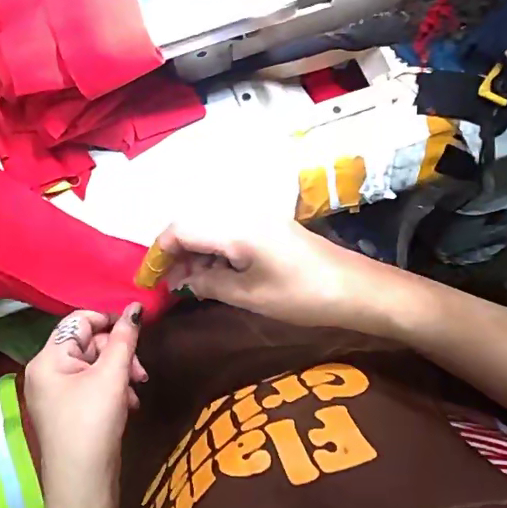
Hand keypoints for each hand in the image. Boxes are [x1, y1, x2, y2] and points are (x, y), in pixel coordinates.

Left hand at [23, 306, 145, 497]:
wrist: (83, 484)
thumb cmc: (92, 422)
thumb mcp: (112, 376)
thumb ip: (125, 338)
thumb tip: (135, 307)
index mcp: (47, 358)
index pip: (78, 321)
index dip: (108, 321)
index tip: (136, 330)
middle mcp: (46, 372)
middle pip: (88, 344)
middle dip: (118, 353)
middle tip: (141, 372)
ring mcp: (56, 393)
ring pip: (94, 366)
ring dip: (120, 372)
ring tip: (136, 391)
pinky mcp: (69, 411)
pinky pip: (92, 386)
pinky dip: (113, 390)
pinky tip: (129, 404)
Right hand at [155, 218, 390, 330]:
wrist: (357, 289)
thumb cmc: (301, 295)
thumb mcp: (249, 295)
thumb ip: (207, 284)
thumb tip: (180, 280)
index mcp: (234, 226)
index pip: (179, 229)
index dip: (159, 253)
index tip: (149, 278)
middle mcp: (241, 212)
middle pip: (192, 224)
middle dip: (174, 252)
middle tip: (167, 283)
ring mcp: (256, 216)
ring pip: (209, 227)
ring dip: (194, 252)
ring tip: (188, 283)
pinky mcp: (268, 225)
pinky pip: (228, 231)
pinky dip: (214, 251)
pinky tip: (214, 274)